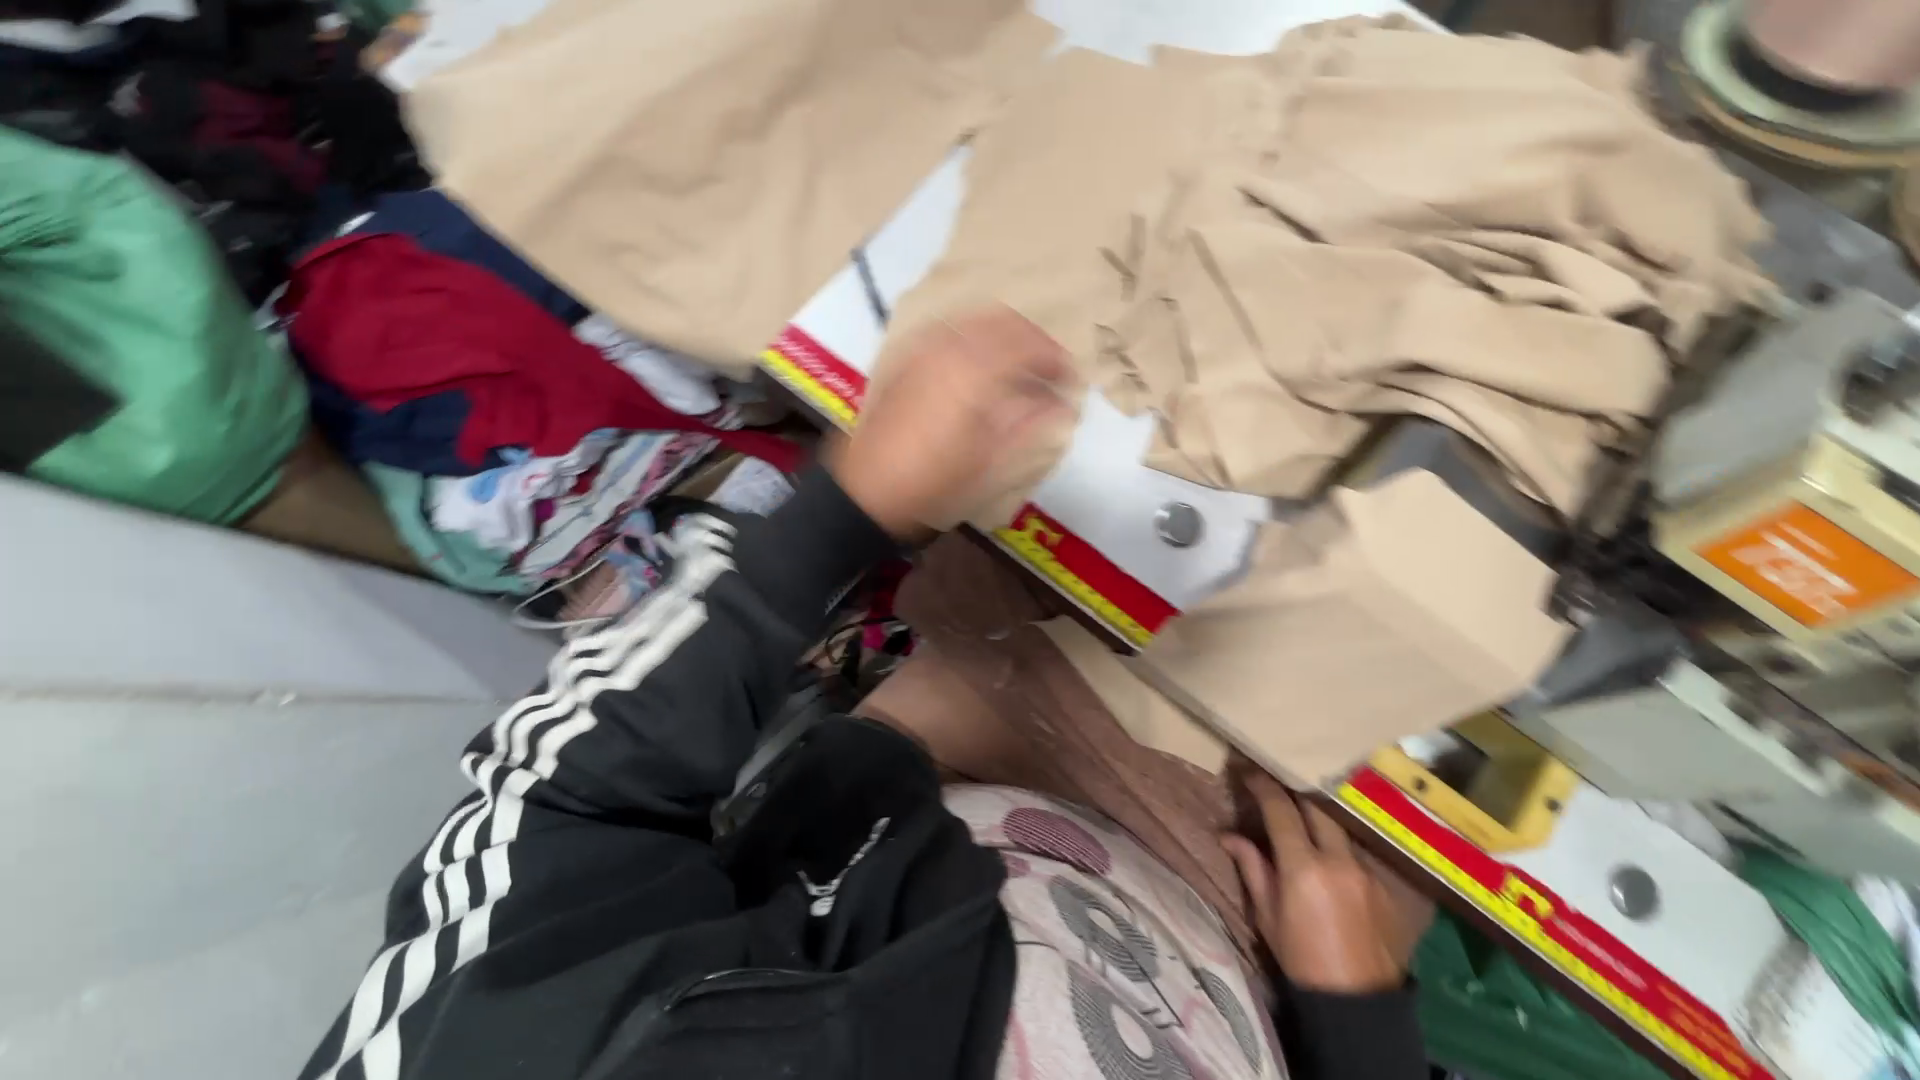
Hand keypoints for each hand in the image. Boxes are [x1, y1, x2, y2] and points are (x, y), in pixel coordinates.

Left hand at [829, 307, 1073, 538]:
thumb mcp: (989, 465)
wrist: (865, 492)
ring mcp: (922, 351)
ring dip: (1004, 338)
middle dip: (1034, 342)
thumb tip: (1064, 407)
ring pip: (975, 323)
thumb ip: (1030, 427)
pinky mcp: (904, 361)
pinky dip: (974, 341)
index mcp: (974, 372)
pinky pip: (948, 333)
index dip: (1057, 360)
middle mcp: (948, 349)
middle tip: (1050, 371)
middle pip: (1004, 322)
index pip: (1030, 344)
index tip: (1072, 381)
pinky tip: (979, 369)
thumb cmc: (931, 486)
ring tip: (1019, 370)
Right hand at [1221, 766, 1432, 993]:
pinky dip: (1338, 844)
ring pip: (1340, 826)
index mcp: (1303, 868)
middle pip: (1316, 807)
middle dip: (1294, 792)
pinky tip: (1329, 851)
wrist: (1356, 1000)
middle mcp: (1338, 860)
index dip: (1263, 786)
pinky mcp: (1386, 884)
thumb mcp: (1267, 914)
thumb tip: (1228, 835)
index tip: (1249, 772)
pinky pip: (1357, 851)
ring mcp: (1366, 870)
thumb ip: (1252, 867)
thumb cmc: (1300, 958)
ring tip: (1303, 814)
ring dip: (1319, 816)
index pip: (1281, 810)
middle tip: (1277, 785)